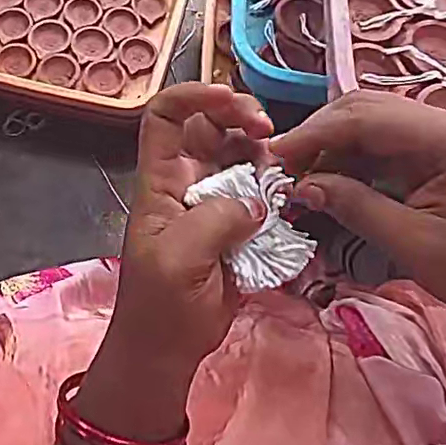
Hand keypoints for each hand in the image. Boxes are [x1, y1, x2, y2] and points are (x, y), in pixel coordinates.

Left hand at [81, 85, 273, 434]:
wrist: (169, 347)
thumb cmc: (161, 304)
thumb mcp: (180, 258)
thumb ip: (216, 220)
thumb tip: (256, 201)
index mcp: (161, 180)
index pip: (164, 117)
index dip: (192, 96)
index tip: (228, 98)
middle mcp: (187, 181)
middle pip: (209, 126)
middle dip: (238, 115)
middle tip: (266, 129)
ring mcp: (212, 200)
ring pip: (238, 153)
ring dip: (261, 149)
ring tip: (279, 165)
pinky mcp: (236, 223)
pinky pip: (257, 189)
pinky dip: (273, 183)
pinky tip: (285, 191)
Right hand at [270, 91, 445, 350]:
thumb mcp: (416, 245)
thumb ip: (356, 208)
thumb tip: (302, 187)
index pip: (367, 118)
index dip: (315, 132)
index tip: (275, 155)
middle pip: (365, 108)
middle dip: (318, 134)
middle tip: (281, 167)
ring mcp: (440, 136)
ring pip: (368, 122)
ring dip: (330, 145)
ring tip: (300, 178)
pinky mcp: (433, 153)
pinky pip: (380, 143)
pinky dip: (348, 158)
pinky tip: (329, 180)